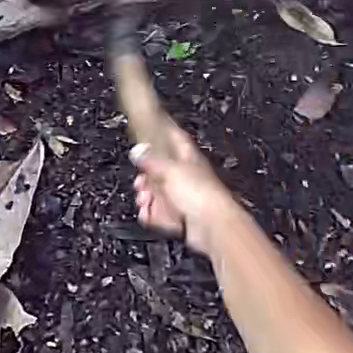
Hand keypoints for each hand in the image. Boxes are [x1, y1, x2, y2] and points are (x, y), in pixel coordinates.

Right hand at [130, 125, 241, 253]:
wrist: (213, 226)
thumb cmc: (201, 194)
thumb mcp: (169, 169)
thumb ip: (151, 159)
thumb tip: (139, 150)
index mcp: (188, 158)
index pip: (174, 137)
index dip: (163, 130)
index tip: (151, 126)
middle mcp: (187, 176)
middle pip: (160, 169)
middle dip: (146, 176)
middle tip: (141, 181)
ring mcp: (185, 196)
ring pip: (159, 192)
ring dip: (147, 197)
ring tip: (144, 200)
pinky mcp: (181, 216)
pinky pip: (160, 212)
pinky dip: (153, 214)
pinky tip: (150, 214)